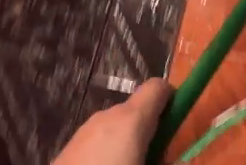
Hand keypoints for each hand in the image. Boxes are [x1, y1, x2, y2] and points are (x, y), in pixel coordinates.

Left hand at [52, 78, 170, 164]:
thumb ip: (170, 161)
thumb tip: (180, 160)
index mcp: (131, 119)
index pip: (158, 87)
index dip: (171, 102)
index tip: (175, 129)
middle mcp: (107, 117)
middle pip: (137, 111)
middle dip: (148, 133)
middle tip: (152, 162)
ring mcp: (82, 133)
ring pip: (114, 129)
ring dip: (125, 146)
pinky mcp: (65, 152)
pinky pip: (95, 145)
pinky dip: (104, 157)